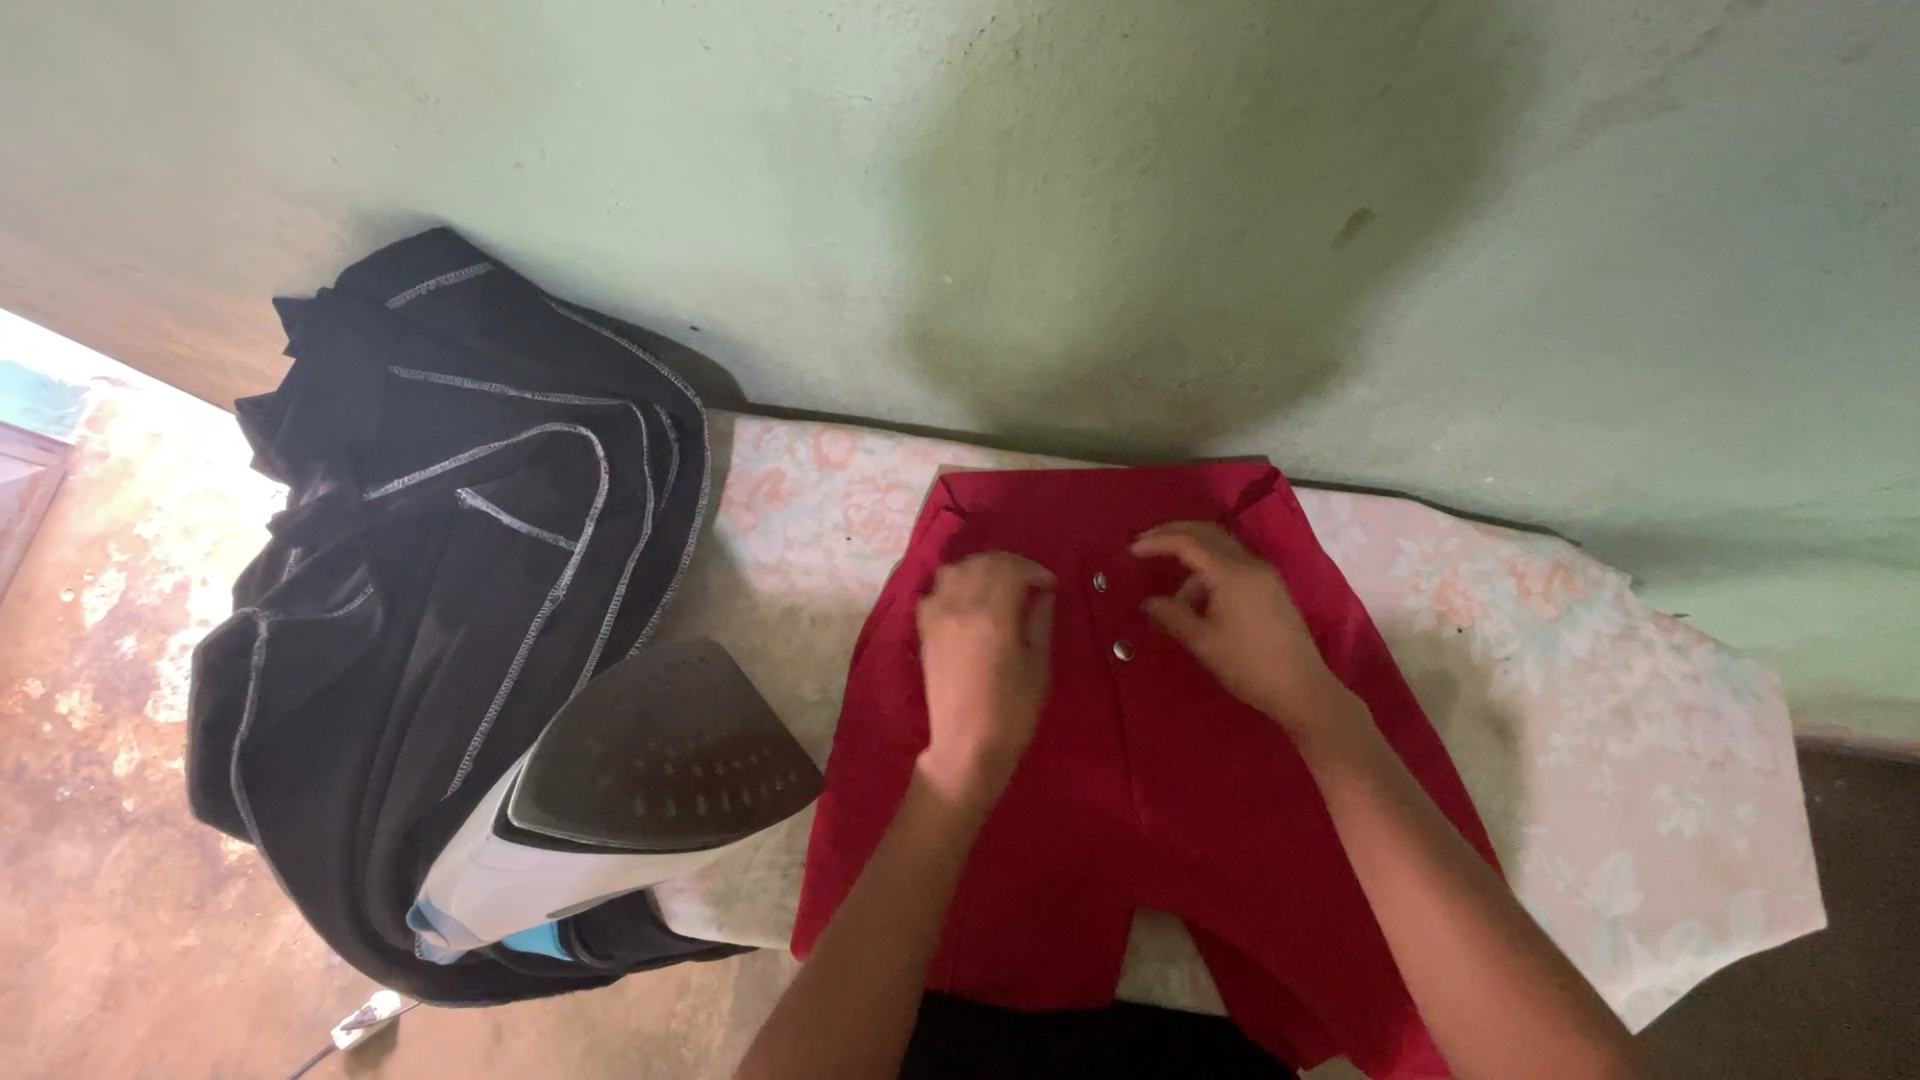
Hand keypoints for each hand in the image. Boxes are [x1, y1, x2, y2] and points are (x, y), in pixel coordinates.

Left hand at [915, 552, 1055, 808]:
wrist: (966, 746)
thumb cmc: (1012, 710)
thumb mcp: (1039, 665)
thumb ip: (1040, 621)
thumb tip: (1042, 594)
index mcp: (992, 614)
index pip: (1012, 568)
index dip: (1035, 571)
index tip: (1050, 585)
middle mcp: (959, 606)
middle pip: (982, 563)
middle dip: (1009, 564)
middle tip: (1029, 581)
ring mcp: (936, 616)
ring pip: (955, 570)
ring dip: (979, 569)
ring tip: (998, 585)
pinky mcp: (924, 630)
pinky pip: (936, 591)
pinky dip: (955, 586)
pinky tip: (969, 602)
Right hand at [1131, 521, 1357, 741]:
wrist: (1301, 689)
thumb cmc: (1247, 665)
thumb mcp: (1202, 641)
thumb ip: (1171, 615)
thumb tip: (1148, 603)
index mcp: (1231, 573)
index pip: (1187, 543)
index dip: (1156, 542)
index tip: (1130, 551)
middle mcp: (1249, 564)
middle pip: (1206, 533)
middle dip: (1173, 534)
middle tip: (1144, 545)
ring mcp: (1263, 574)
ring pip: (1220, 550)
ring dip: (1192, 561)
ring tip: (1172, 600)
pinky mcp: (1270, 588)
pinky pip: (1233, 565)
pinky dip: (1209, 572)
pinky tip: (1197, 602)